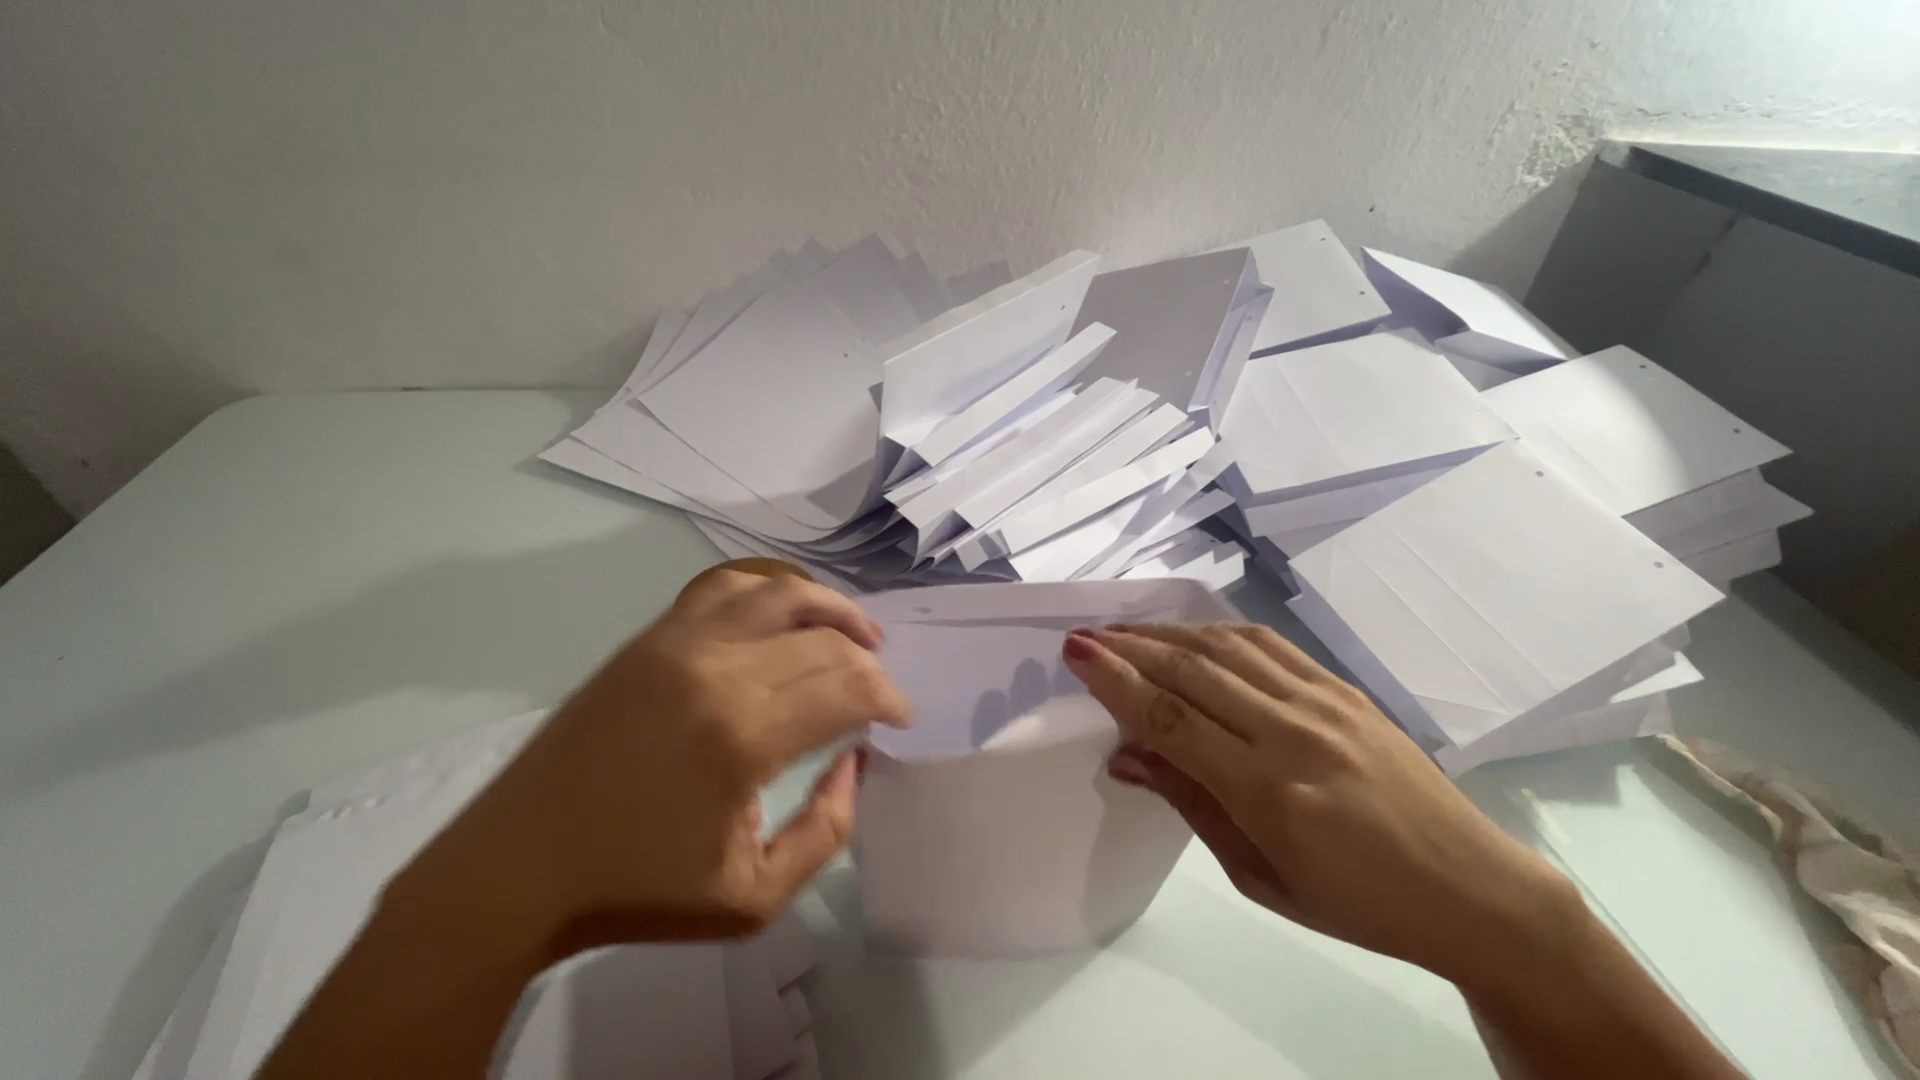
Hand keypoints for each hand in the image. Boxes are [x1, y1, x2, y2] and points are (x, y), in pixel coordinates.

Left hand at [407, 562, 910, 955]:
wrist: (519, 866)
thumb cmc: (637, 890)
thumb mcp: (754, 897)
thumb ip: (828, 831)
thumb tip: (854, 763)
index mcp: (744, 736)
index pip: (849, 687)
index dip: (889, 699)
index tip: (899, 720)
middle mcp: (716, 670)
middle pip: (825, 639)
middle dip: (870, 663)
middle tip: (881, 692)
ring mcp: (676, 643)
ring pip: (779, 592)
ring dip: (831, 607)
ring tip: (857, 634)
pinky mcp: (647, 638)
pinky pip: (723, 587)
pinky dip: (769, 590)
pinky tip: (785, 614)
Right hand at [1061, 622, 1578, 988]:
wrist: (1471, 888)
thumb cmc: (1358, 904)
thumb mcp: (1260, 876)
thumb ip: (1191, 803)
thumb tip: (1126, 755)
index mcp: (1272, 793)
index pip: (1173, 721)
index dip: (1117, 683)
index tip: (1076, 653)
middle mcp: (1295, 734)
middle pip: (1193, 673)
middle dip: (1129, 648)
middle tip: (1083, 635)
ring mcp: (1325, 704)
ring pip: (1227, 648)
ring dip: (1167, 632)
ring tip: (1123, 629)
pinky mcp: (1345, 690)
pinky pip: (1270, 646)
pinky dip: (1219, 631)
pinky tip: (1190, 631)